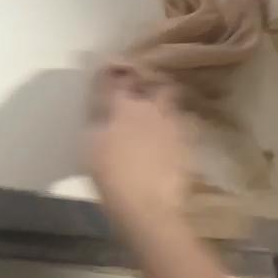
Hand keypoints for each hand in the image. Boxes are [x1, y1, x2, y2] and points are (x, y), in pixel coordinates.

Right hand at [86, 68, 193, 238]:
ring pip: (173, 108)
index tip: (109, 71)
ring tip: (155, 118)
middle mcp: (152, 110)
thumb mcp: (90, 143)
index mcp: (124, 106)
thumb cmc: (110, 173)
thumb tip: (103, 111)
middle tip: (141, 93)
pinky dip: (173, 133)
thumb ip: (98, 121)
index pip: (118, 79)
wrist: (146, 206)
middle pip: (159, 86)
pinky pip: (181, 132)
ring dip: (164, 109)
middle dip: (151, 85)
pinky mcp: (186, 150)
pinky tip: (164, 143)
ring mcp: (173, 129)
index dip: (113, 74)